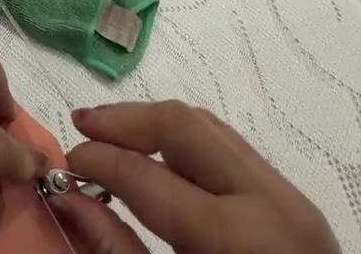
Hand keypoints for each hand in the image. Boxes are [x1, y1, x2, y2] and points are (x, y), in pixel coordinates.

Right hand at [49, 101, 339, 253]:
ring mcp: (289, 197)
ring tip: (110, 132)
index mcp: (235, 239)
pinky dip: (184, 139)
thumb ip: (118, 248)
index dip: (97, 161)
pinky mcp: (296, 200)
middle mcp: (267, 202)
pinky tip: (157, 154)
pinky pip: (229, 145)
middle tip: (80, 125)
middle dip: (123, 120)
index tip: (65, 164)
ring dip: (151, 123)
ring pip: (206, 124)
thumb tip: (68, 198)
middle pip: (180, 124)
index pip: (146, 175)